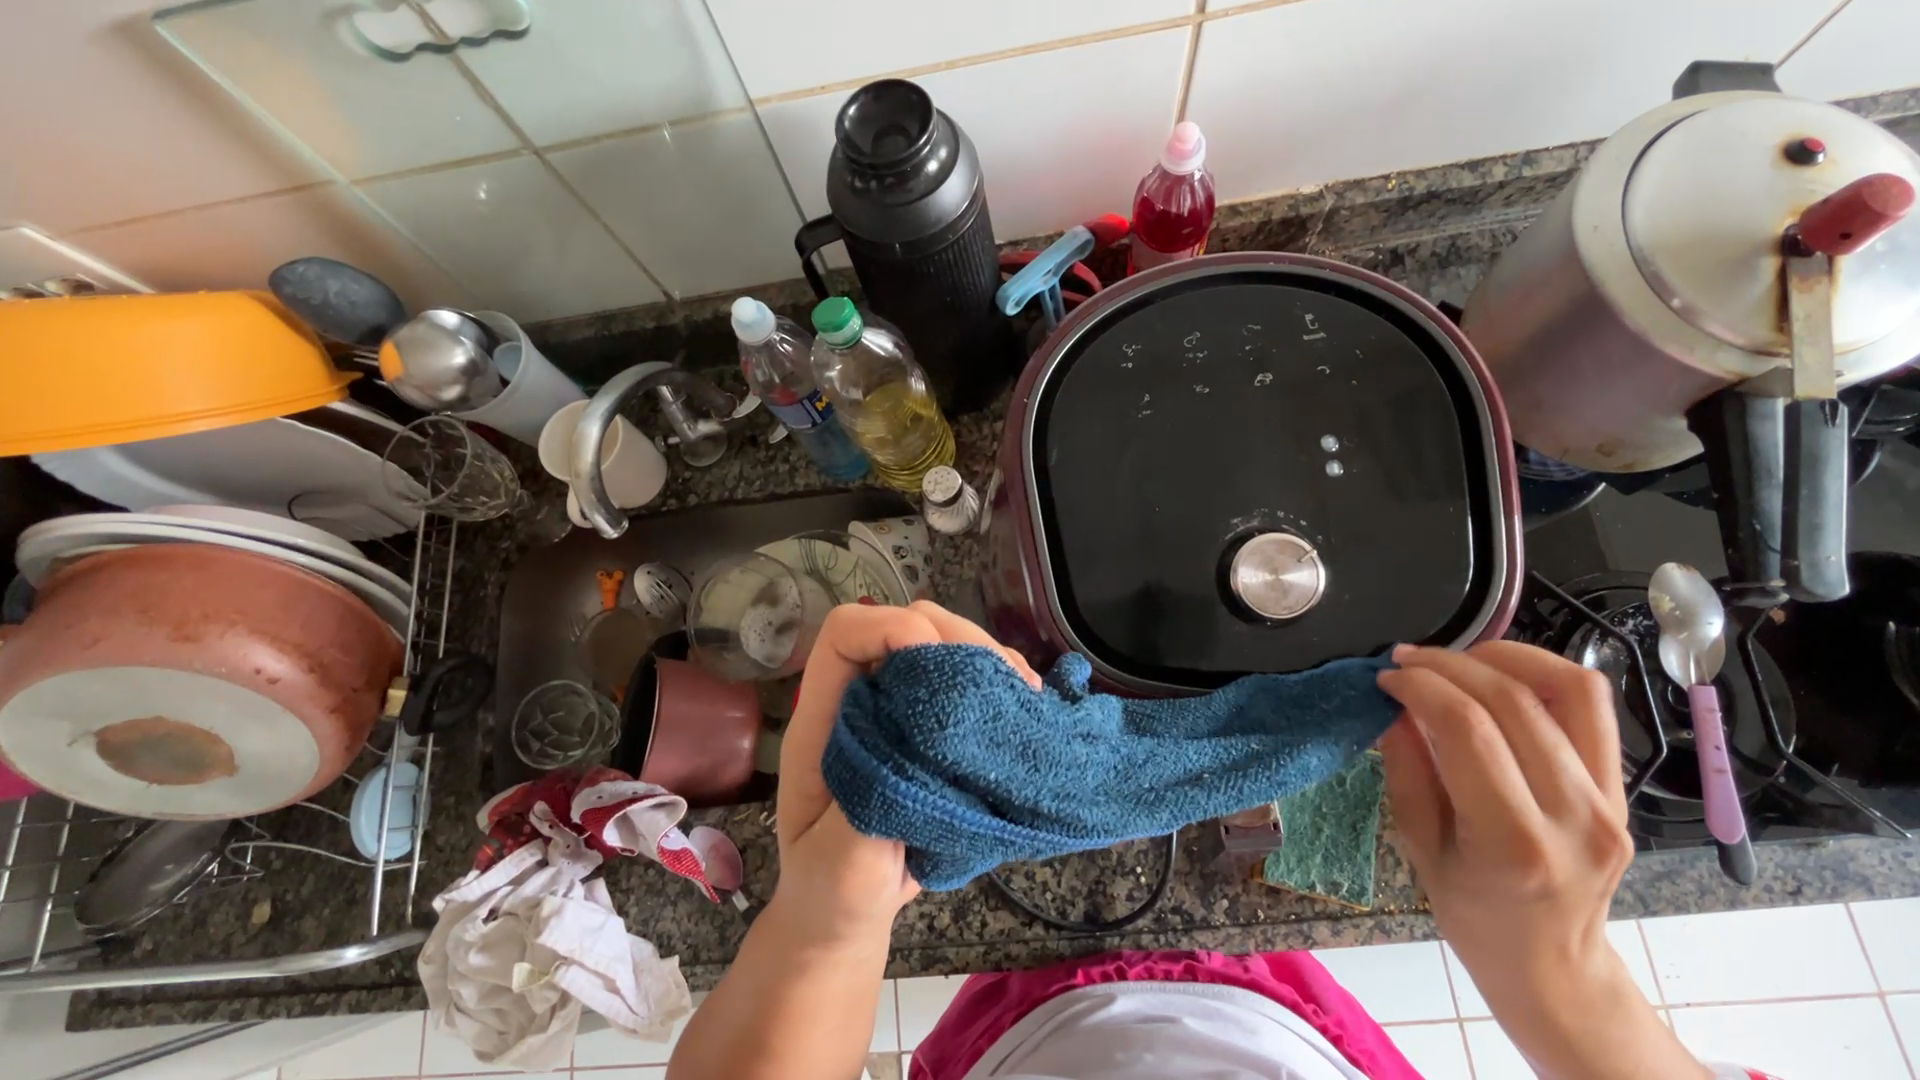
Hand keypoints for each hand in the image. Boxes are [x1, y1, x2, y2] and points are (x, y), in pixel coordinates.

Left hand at [774, 601, 1037, 941]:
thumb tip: (911, 757)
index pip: (843, 637)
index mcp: (824, 724)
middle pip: (904, 627)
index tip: (936, 657)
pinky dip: (999, 683)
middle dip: (957, 638)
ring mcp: (898, 713)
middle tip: (1006, 680)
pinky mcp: (931, 732)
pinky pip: (965, 684)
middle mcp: (862, 703)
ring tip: (1027, 695)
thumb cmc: (831, 891)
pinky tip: (1027, 706)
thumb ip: (866, 812)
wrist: (844, 913)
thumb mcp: (841, 868)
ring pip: (942, 647)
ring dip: (986, 658)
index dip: (888, 628)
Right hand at [1377, 642, 1706, 1079]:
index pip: (1468, 730)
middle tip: (1407, 660)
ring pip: (1565, 691)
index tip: (1386, 678)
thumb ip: (1407, 767)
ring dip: (1501, 656)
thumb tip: (1397, 702)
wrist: (1549, 959)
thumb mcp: (1417, 843)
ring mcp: (1609, 801)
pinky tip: (1499, 670)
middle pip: (1514, 702)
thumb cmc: (1469, 910)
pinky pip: (1591, 707)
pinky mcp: (1622, 788)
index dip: (1422, 687)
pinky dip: (1543, 671)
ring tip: (1454, 657)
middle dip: (1449, 665)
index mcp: (1512, 843)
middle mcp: (1573, 817)